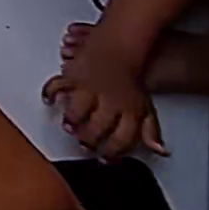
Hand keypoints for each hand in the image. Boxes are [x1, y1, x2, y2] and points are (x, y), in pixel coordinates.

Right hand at [41, 29, 166, 157]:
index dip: (115, 152)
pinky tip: (49, 100)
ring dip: (72, 119)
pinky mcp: (73, 75)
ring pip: (78, 109)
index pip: (123, 138)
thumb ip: (150, 130)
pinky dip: (50, 92)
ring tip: (67, 126)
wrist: (119, 50)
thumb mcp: (147, 106)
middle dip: (90, 139)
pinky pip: (58, 85)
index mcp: (130, 112)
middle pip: (99, 126)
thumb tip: (159, 151)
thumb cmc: (132, 79)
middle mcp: (109, 102)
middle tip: (82, 146)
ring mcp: (89, 88)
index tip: (107, 159)